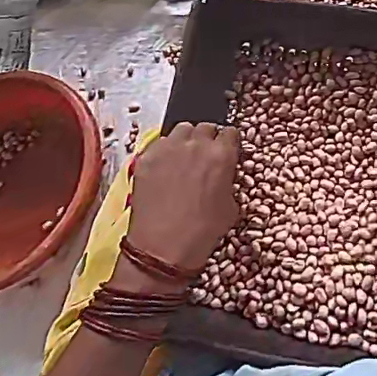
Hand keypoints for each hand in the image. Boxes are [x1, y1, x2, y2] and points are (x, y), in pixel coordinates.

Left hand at [123, 122, 239, 282]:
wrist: (162, 248)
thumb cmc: (201, 232)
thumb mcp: (230, 208)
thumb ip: (228, 181)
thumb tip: (223, 175)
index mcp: (221, 155)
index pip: (230, 132)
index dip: (228, 142)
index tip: (226, 149)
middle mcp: (195, 144)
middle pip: (205, 127)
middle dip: (207, 139)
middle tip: (204, 156)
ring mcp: (167, 148)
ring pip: (181, 130)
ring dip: (186, 140)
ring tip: (184, 157)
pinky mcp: (146, 156)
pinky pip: (159, 143)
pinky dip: (165, 151)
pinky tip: (165, 169)